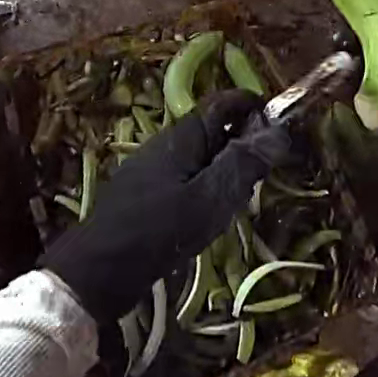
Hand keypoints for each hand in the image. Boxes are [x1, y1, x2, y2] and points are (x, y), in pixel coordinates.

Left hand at [41, 91, 294, 323]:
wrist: (96, 273)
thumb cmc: (157, 231)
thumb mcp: (209, 198)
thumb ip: (243, 164)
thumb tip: (279, 132)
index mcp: (182, 136)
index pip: (224, 103)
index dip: (253, 106)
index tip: (281, 124)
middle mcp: (167, 144)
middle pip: (214, 129)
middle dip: (244, 140)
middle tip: (270, 166)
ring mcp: (154, 169)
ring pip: (202, 156)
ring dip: (228, 166)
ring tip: (248, 193)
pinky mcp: (148, 194)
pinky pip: (188, 178)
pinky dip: (209, 186)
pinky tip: (216, 213)